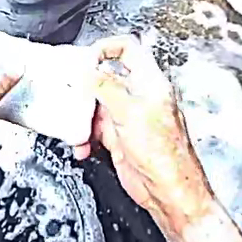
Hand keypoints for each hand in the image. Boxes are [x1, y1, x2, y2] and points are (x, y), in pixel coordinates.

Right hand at [88, 35, 216, 229]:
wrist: (169, 193)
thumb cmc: (166, 157)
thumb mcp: (130, 112)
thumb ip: (107, 87)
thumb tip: (89, 71)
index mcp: (150, 84)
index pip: (127, 49)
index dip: (105, 48)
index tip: (86, 60)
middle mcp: (139, 97)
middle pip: (105, 78)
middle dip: (85, 88)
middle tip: (72, 94)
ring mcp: (128, 117)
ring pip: (96, 105)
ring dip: (81, 117)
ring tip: (78, 129)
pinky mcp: (119, 137)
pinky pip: (94, 129)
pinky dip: (84, 136)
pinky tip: (83, 145)